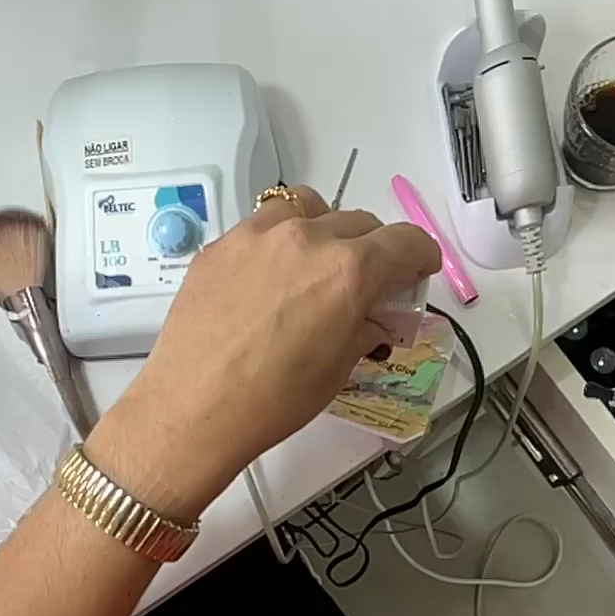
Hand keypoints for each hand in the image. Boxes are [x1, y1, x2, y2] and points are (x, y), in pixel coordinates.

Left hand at [87, 186, 440, 515]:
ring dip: (324, 228)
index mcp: (348, 271)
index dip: (420, 257)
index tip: (417, 270)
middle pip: (360, 222)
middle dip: (373, 251)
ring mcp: (258, 235)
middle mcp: (306, 239)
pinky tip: (269, 275)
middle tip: (364, 285)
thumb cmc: (271, 401)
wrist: (195, 408)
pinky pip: (263, 223)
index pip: (406, 242)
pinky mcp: (221, 245)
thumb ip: (364, 331)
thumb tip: (373, 319)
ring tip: (315, 264)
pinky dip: (279, 239)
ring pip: (309, 207)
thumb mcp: (336, 371)